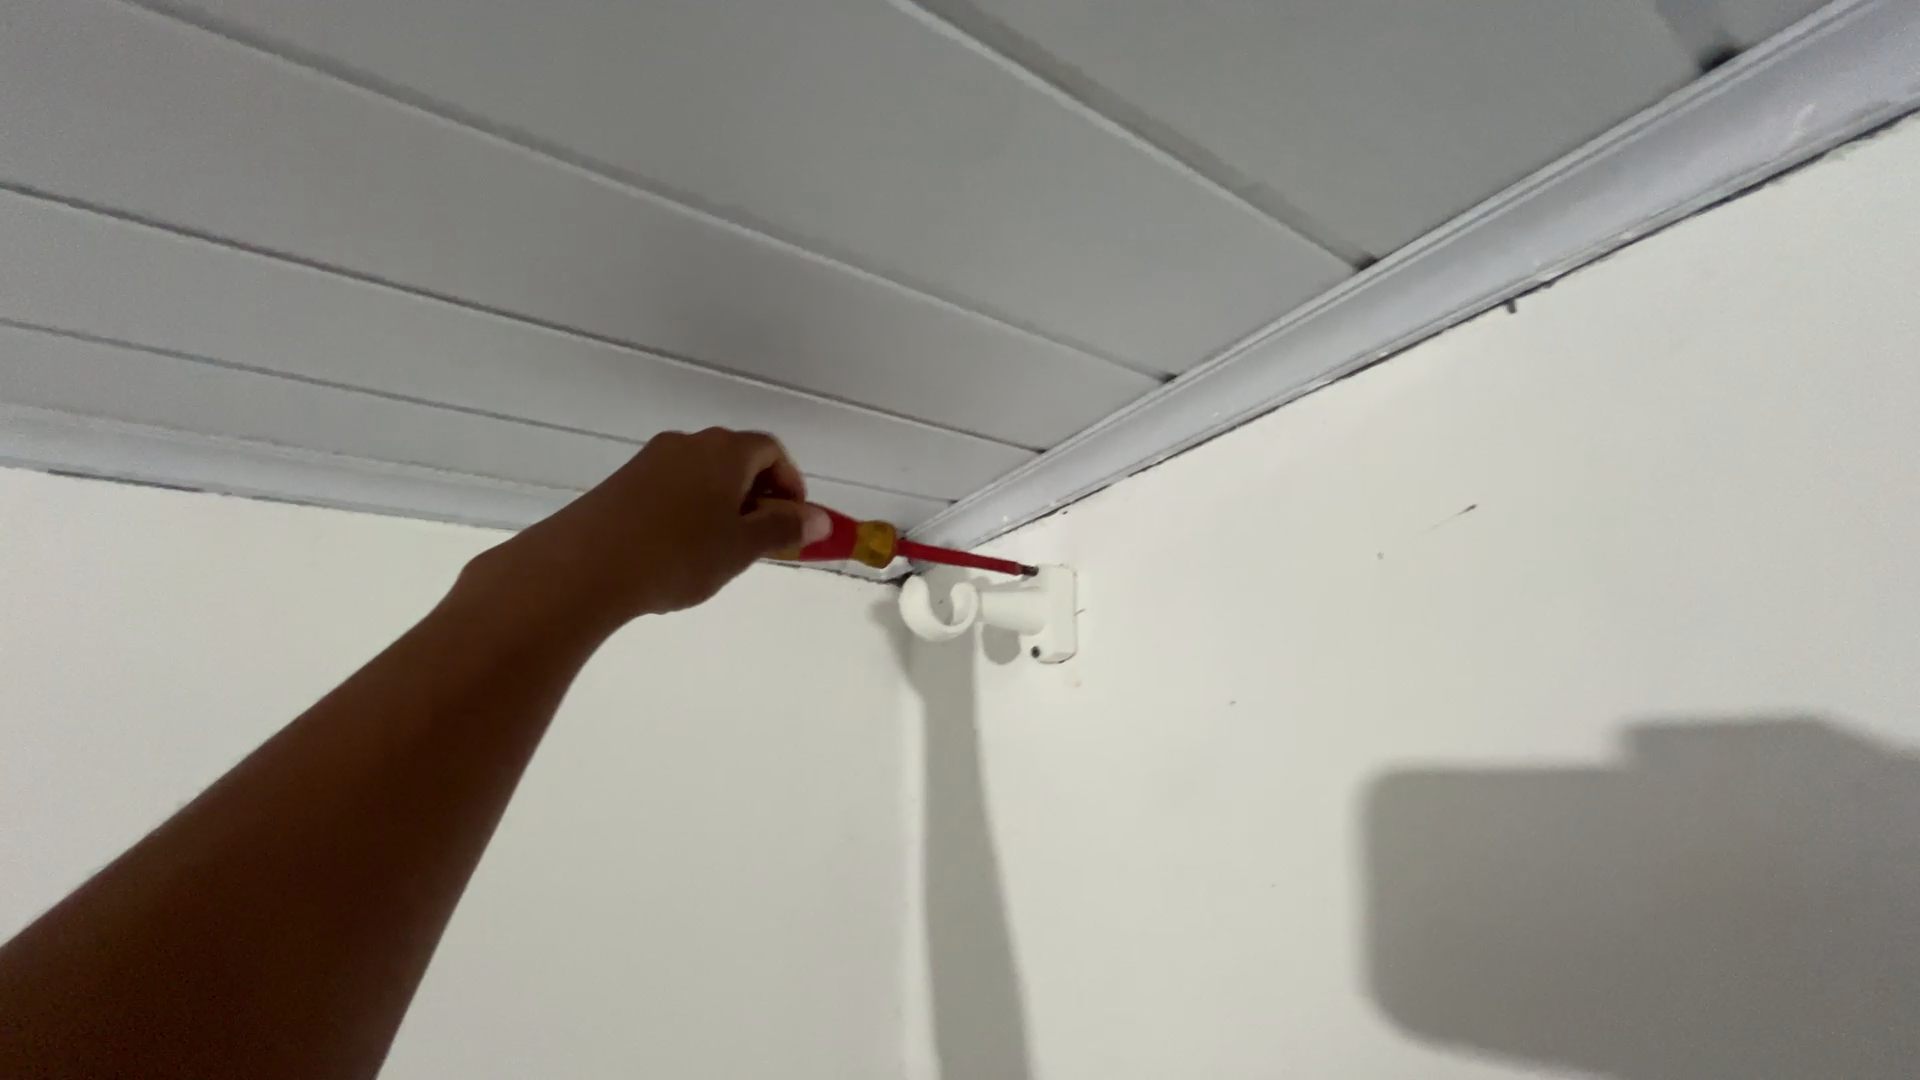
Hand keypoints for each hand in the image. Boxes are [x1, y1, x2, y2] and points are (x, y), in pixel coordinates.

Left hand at [464, 428, 832, 631]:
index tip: (794, 521)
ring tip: (721, 549)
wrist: (582, 567)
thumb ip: (785, 529)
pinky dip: (691, 509)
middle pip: (737, 459)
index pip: (772, 450)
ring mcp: (650, 460)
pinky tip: (680, 549)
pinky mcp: (622, 482)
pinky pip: (673, 487)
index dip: (791, 483)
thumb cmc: (678, 554)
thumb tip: (820, 519)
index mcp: (725, 450)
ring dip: (724, 504)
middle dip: (759, 495)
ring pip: (704, 474)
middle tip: (762, 538)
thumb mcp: (742, 547)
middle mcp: (689, 443)